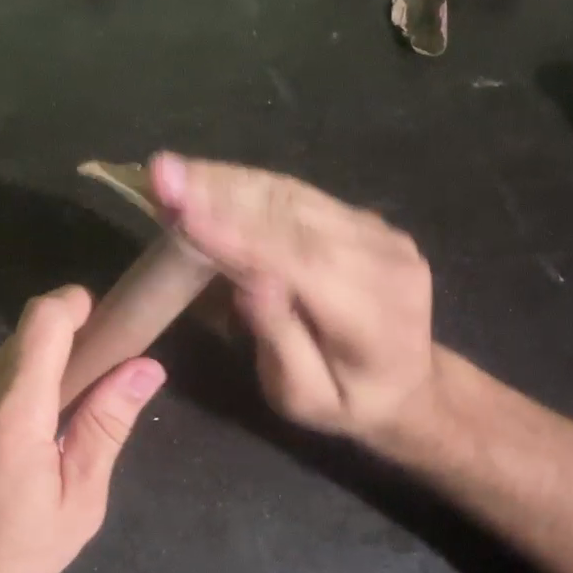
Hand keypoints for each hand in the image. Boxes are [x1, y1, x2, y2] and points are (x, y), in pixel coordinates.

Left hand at [0, 285, 165, 572]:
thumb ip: (106, 426)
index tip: (96, 320)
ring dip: (24, 386)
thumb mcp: (77, 503)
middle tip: (79, 404)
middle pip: (25, 341)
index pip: (43, 320)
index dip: (73, 305)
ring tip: (33, 444)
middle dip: (57, 359)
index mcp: (13, 411)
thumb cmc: (10, 553)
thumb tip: (145, 367)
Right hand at [150, 152, 437, 447]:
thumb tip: (249, 282)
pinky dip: (245, 186)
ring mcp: (377, 232)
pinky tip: (204, 178)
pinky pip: (297, 196)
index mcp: (371, 315)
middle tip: (160, 174)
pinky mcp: (363, 219)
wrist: (411, 384)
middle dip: (219, 193)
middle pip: (292, 215)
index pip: (299, 261)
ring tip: (170, 170)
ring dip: (225, 180)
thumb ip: (280, 339)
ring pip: (291, 196)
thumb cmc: (347, 402)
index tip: (183, 213)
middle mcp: (382, 260)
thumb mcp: (305, 396)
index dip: (237, 233)